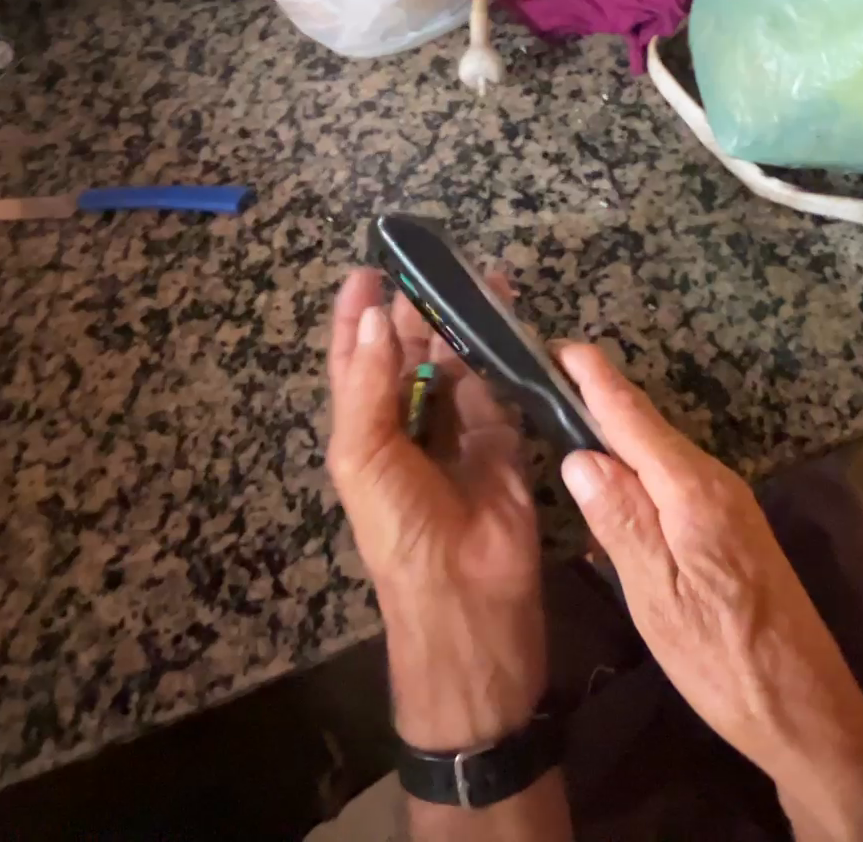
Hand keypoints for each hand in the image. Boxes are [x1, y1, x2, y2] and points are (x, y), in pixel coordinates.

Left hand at [326, 268, 544, 751]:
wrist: (466, 599)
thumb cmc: (399, 529)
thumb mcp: (364, 456)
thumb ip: (368, 383)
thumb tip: (376, 314)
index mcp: (364, 430)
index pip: (356, 361)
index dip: (356, 317)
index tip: (366, 270)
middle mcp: (409, 426)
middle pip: (408, 356)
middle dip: (416, 311)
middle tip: (431, 264)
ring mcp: (458, 434)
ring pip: (457, 367)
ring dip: (463, 328)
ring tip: (475, 280)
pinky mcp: (503, 443)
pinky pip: (500, 392)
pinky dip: (502, 359)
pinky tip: (507, 324)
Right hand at [553, 343, 862, 841]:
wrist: (810, 712)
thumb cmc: (726, 662)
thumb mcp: (658, 599)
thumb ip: (622, 522)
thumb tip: (580, 455)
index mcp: (693, 493)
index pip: (634, 419)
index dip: (596, 379)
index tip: (560, 345)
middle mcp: (715, 483)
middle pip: (647, 429)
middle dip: (600, 399)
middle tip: (547, 380)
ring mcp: (729, 504)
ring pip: (660, 455)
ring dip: (617, 434)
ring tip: (568, 419)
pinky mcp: (732, 528)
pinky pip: (673, 481)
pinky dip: (638, 470)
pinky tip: (614, 483)